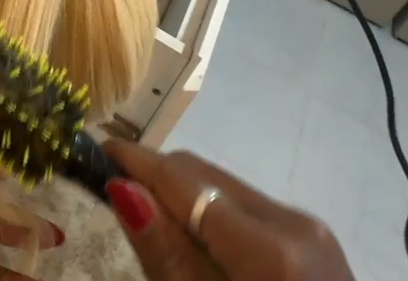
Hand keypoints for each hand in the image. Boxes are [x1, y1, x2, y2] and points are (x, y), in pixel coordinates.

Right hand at [100, 139, 353, 279]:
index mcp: (268, 248)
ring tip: (153, 227)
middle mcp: (293, 220)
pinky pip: (246, 208)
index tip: (90, 152)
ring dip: (182, 197)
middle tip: (112, 197)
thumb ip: (166, 255)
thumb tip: (121, 185)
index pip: (181, 178)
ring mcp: (312, 229)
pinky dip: (212, 215)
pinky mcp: (317, 242)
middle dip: (155, 178)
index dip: (132, 160)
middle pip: (201, 174)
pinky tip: (197, 244)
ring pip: (222, 185)